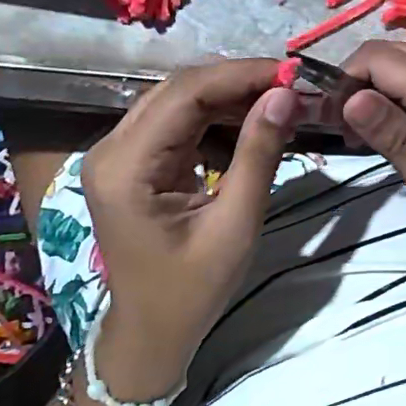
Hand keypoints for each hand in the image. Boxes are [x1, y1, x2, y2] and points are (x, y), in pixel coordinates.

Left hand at [77, 60, 296, 396]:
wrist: (152, 332)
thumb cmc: (192, 290)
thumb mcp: (236, 225)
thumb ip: (258, 154)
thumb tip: (287, 95)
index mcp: (125, 166)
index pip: (185, 95)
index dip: (241, 75)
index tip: (293, 73)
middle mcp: (112, 149)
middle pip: (179, 90)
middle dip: (239, 82)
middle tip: (293, 86)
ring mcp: (119, 154)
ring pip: (180, 101)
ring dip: (231, 97)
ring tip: (281, 101)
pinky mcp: (134, 162)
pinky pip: (179, 123)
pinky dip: (218, 117)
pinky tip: (253, 120)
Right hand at [339, 42, 405, 263]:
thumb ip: (395, 138)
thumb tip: (349, 99)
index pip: (378, 58)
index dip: (344, 82)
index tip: (328, 121)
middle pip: (390, 52)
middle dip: (356, 83)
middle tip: (340, 130)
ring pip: (405, 60)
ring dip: (376, 87)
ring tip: (364, 134)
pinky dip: (399, 91)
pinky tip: (396, 127)